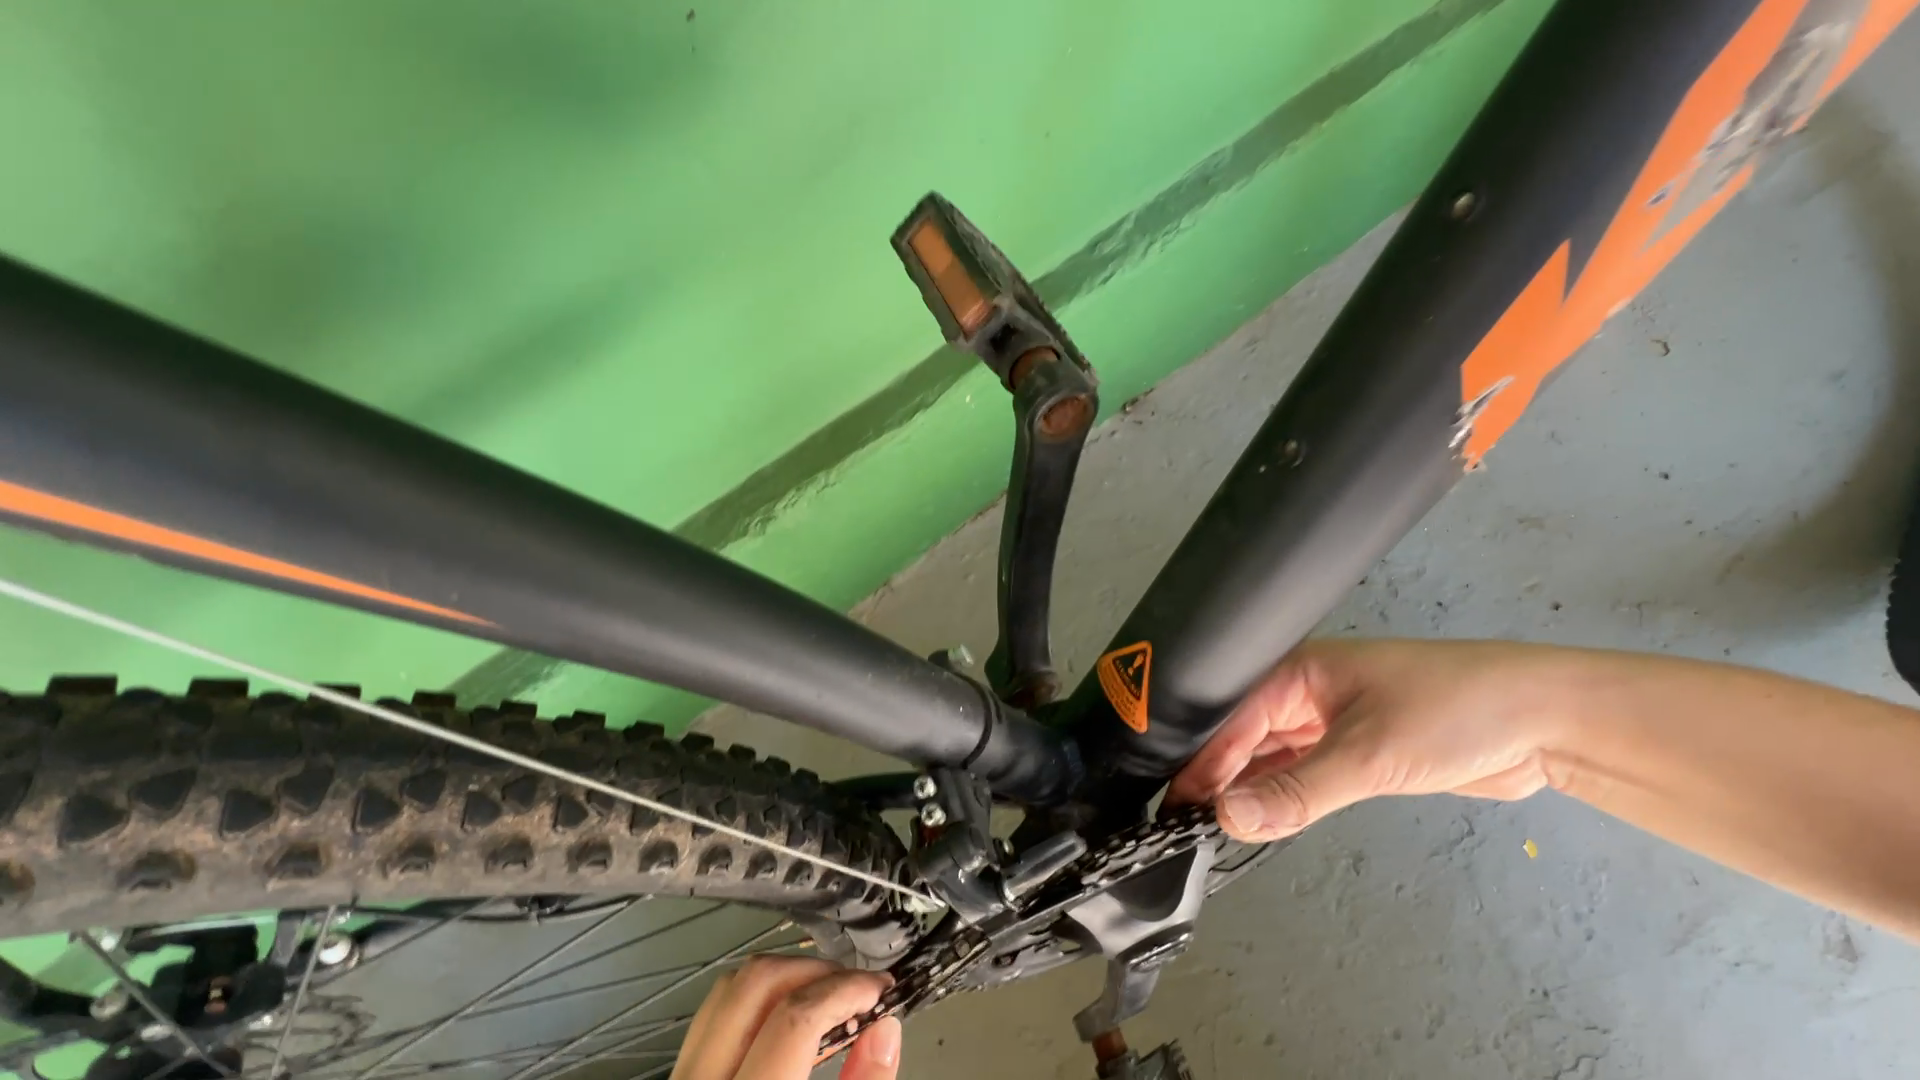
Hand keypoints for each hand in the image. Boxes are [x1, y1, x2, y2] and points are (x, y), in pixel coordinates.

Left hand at [670, 956, 899, 1079]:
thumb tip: (885, 1027)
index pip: (794, 1019)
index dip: (845, 991)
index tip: (879, 989)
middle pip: (754, 985)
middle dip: (815, 972)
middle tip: (856, 987)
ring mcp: (681, 1077)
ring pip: (727, 990)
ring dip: (785, 978)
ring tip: (827, 997)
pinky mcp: (679, 1076)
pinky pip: (713, 1015)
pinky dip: (756, 1000)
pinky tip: (788, 1019)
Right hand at [1168, 640, 1572, 840]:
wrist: (1546, 721)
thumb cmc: (1451, 714)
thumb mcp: (1368, 755)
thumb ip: (1297, 793)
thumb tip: (1227, 820)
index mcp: (1294, 673)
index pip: (1228, 719)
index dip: (1199, 762)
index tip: (1171, 807)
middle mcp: (1301, 694)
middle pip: (1241, 737)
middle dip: (1216, 776)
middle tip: (1182, 824)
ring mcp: (1327, 723)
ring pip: (1269, 759)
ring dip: (1247, 789)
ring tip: (1208, 828)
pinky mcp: (1352, 751)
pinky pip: (1301, 775)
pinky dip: (1282, 797)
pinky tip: (1260, 821)